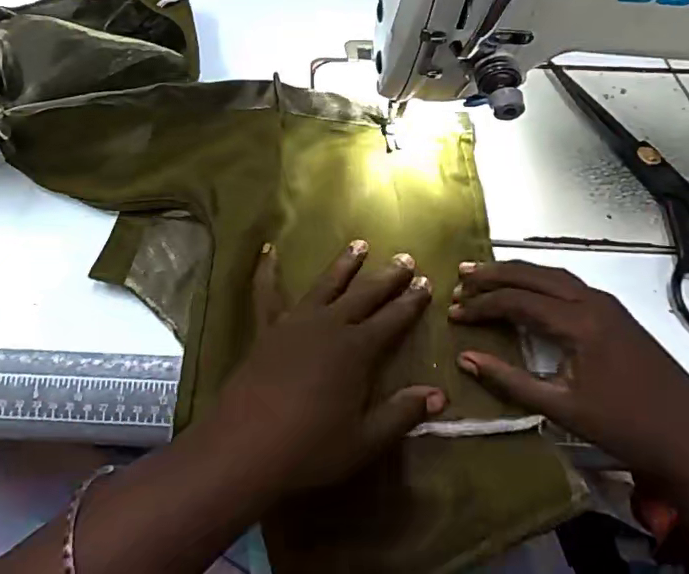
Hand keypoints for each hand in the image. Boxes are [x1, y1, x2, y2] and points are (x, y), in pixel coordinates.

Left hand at [202, 240, 444, 493]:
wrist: (248, 441)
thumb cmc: (312, 445)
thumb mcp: (366, 440)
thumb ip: (401, 413)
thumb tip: (440, 394)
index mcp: (357, 350)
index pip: (392, 320)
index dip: (410, 302)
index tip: (425, 281)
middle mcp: (329, 325)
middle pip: (363, 295)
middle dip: (386, 278)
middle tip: (404, 258)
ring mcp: (295, 322)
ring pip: (325, 285)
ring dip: (343, 264)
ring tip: (358, 243)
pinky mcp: (267, 328)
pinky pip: (267, 292)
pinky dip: (267, 269)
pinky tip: (267, 248)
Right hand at [449, 260, 688, 484]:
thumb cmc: (628, 429)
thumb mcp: (563, 409)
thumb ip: (511, 381)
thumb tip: (465, 358)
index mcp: (580, 322)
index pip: (517, 300)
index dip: (481, 305)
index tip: (454, 313)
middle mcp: (592, 302)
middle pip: (532, 275)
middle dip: (493, 274)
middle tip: (461, 276)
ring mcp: (608, 305)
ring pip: (551, 274)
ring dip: (516, 272)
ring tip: (484, 273)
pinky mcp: (617, 314)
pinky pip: (568, 283)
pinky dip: (538, 280)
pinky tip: (526, 288)